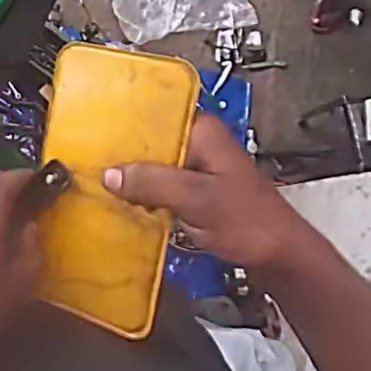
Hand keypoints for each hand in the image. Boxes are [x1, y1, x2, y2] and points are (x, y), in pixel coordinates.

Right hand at [102, 117, 341, 277]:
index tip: (94, 129)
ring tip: (99, 182)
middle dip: (122, 152)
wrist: (280, 257)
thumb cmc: (252, 222)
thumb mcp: (198, 199)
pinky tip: (122, 202)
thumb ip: (154, 183)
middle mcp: (197, 143)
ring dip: (130, 176)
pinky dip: (142, 193)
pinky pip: (158, 185)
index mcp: (202, 132)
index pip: (155, 113)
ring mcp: (194, 168)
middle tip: (89, 161)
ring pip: (151, 165)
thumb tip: (111, 175)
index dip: (124, 121)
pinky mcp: (192, 191)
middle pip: (149, 141)